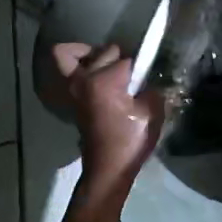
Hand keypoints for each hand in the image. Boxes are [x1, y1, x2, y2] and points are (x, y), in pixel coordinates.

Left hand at [52, 43, 165, 194]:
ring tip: (107, 65)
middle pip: (102, 52)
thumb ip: (151, 90)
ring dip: (88, 54)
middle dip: (118, 57)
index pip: (127, 60)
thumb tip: (146, 82)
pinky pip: (69, 71)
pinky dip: (80, 66)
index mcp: (104, 81)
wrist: (108, 168)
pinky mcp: (72, 99)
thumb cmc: (131, 141)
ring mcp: (74, 89)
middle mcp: (84, 79)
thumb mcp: (152, 114)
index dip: (142, 67)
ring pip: (68, 55)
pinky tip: (101, 79)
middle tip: (131, 73)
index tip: (148, 78)